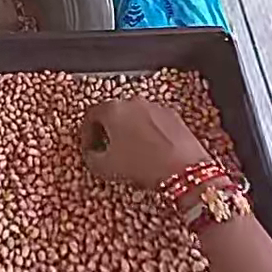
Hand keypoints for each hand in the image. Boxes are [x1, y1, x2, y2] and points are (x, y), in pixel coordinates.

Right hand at [79, 98, 211, 190]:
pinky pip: (153, 122)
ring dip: (129, 131)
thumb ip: (91, 158)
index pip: (91, 115)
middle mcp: (133, 102)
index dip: (86, 133)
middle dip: (108, 131)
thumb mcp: (106, 169)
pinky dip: (148, 133)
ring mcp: (155, 107)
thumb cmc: (143, 164)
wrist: (185, 169)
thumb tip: (92, 155)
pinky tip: (150, 151)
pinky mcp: (174, 116)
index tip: (88, 148)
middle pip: (113, 113)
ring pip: (135, 116)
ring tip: (130, 153)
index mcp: (112, 110)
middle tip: (107, 150)